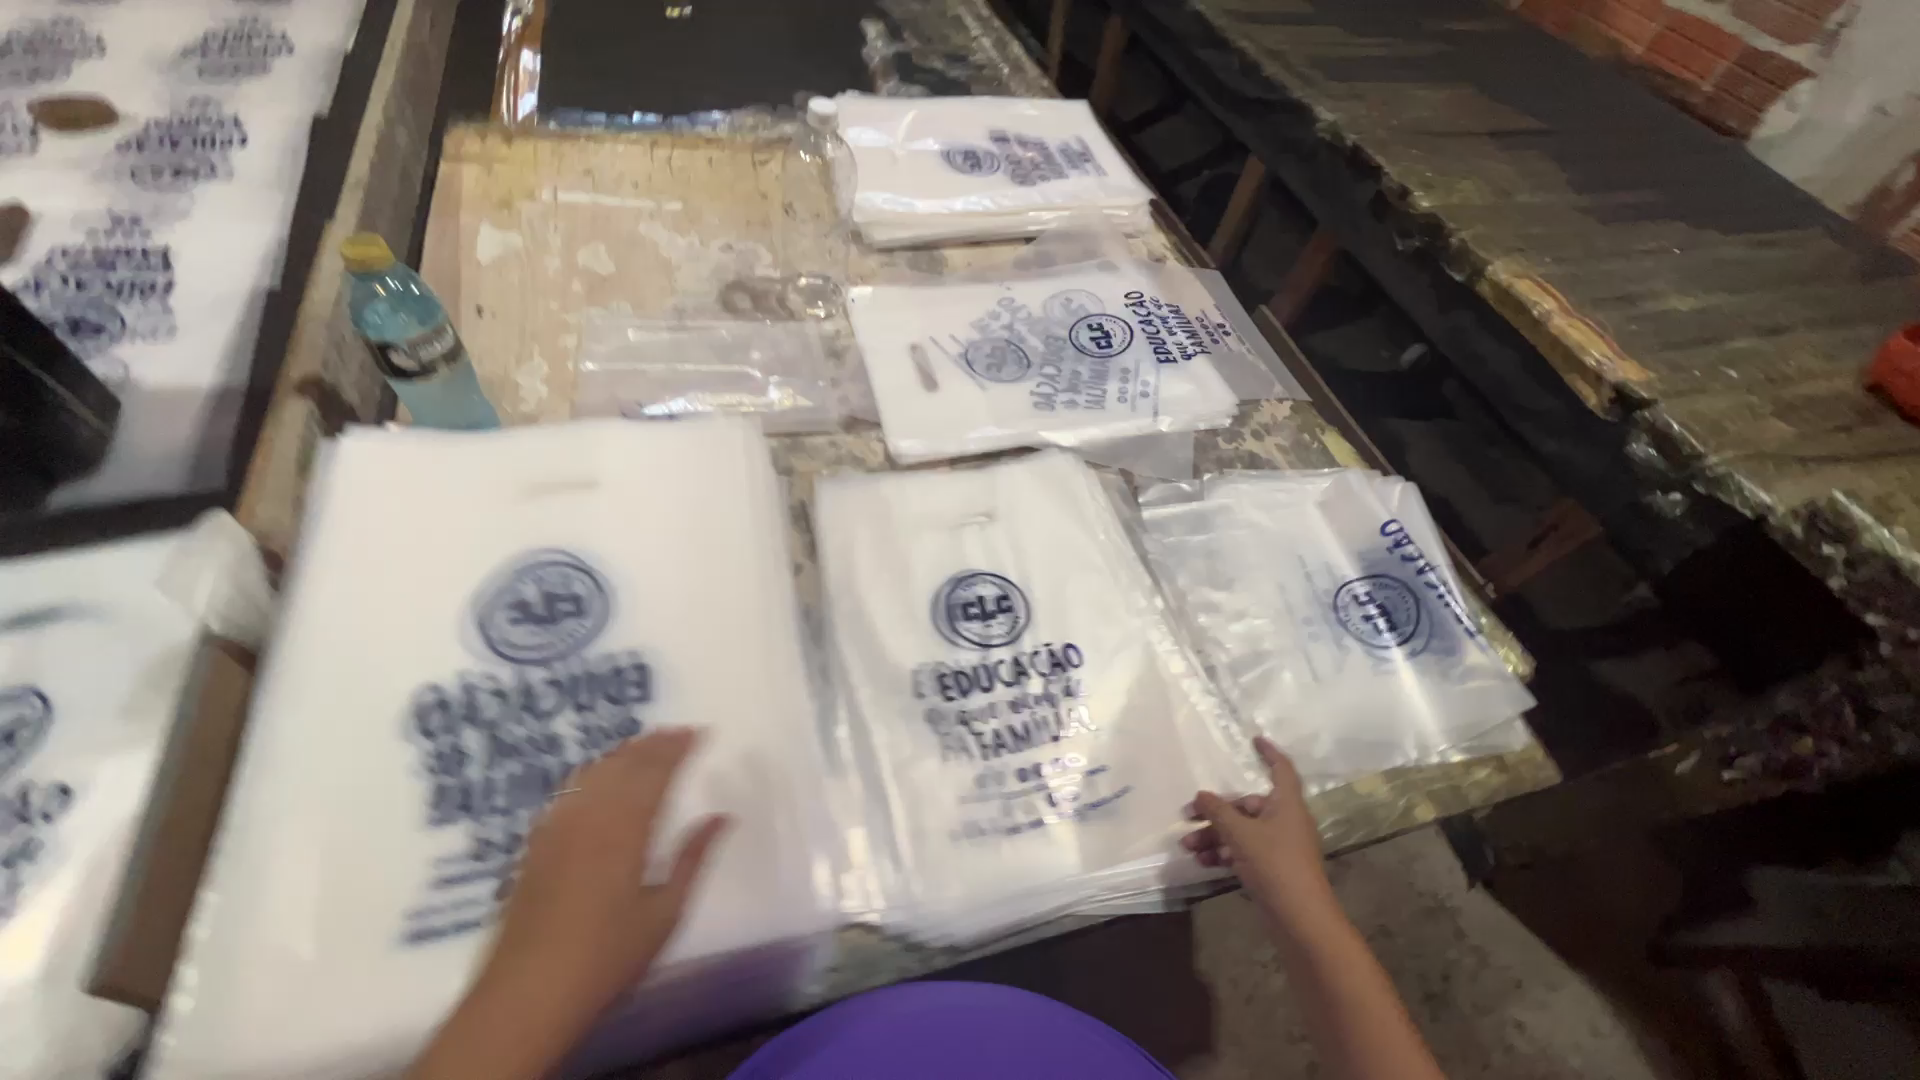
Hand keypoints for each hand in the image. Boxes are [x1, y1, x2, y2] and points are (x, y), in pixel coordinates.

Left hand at [479, 728, 728, 1028]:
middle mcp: (590, 817)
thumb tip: (721, 817)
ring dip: (623, 753)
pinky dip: (592, 773)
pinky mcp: (536, 844)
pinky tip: (598, 776)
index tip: (700, 732)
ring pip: (594, 773)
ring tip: (644, 744)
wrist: (526, 996)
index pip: (656, 773)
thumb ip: (692, 859)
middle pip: (624, 765)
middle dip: (653, 744)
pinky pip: (568, 791)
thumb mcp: (665, 913)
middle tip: (677, 731)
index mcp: (626, 829)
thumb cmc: (607, 957)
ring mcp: (558, 828)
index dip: (678, 748)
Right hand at [1183, 735, 1337, 932]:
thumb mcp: (1240, 833)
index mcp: (1286, 805)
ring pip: (1242, 831)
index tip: (1253, 740)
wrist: (1299, 918)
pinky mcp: (1272, 868)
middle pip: (1248, 805)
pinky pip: (1244, 851)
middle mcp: (1286, 821)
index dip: (1269, 753)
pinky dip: (1225, 853)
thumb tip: (1202, 795)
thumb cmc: (1274, 864)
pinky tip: (1204, 862)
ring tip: (1189, 846)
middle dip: (1217, 811)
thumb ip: (1218, 810)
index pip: (1281, 769)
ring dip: (1215, 835)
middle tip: (1189, 816)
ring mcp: (1280, 846)